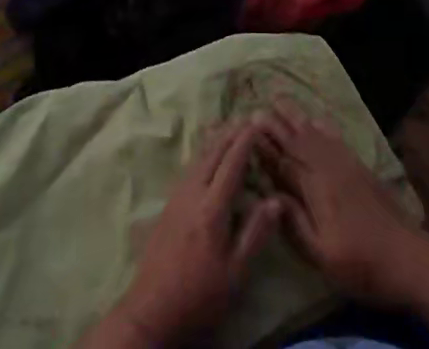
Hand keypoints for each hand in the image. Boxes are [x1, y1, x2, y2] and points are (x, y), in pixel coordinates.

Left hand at [92, 120, 283, 346]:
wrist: (152, 310)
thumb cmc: (200, 294)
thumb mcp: (236, 271)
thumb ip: (255, 233)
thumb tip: (275, 200)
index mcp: (212, 208)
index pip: (231, 165)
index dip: (244, 142)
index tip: (256, 123)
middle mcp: (192, 195)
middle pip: (211, 155)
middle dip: (228, 135)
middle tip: (244, 118)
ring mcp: (176, 199)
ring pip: (197, 160)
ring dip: (213, 142)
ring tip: (226, 130)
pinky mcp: (167, 208)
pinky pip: (188, 170)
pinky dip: (201, 155)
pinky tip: (204, 159)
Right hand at [258, 105, 428, 307]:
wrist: (411, 259)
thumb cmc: (362, 264)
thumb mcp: (322, 254)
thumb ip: (295, 223)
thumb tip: (269, 194)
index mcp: (316, 189)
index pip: (283, 161)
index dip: (264, 146)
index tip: (245, 128)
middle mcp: (329, 169)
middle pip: (298, 140)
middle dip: (276, 123)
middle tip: (255, 107)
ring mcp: (347, 165)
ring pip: (316, 133)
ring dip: (296, 117)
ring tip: (279, 99)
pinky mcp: (360, 168)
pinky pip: (335, 137)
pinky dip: (322, 124)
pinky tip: (316, 118)